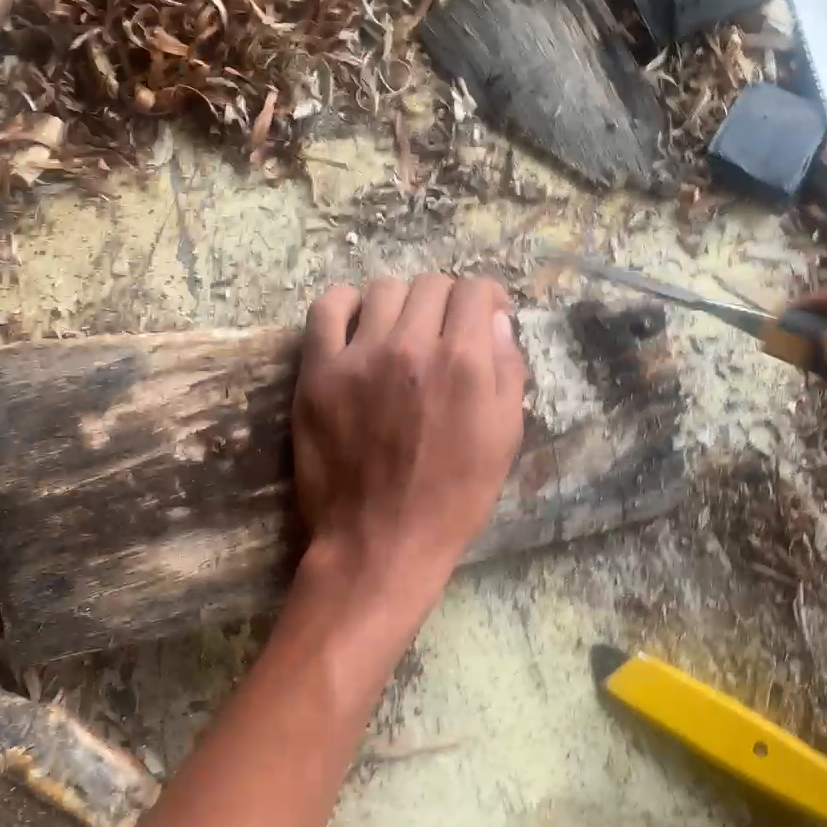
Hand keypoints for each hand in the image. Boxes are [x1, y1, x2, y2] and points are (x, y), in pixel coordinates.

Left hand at [292, 274, 527, 621]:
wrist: (382, 541)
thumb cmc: (454, 496)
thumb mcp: (505, 437)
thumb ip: (508, 370)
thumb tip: (496, 320)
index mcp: (463, 362)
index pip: (475, 290)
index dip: (487, 298)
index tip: (486, 317)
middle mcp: (412, 346)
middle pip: (432, 285)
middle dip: (448, 302)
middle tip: (446, 332)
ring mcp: (360, 356)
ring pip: (385, 289)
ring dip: (403, 304)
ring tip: (403, 332)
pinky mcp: (319, 372)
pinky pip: (328, 308)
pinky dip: (347, 304)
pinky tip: (358, 323)